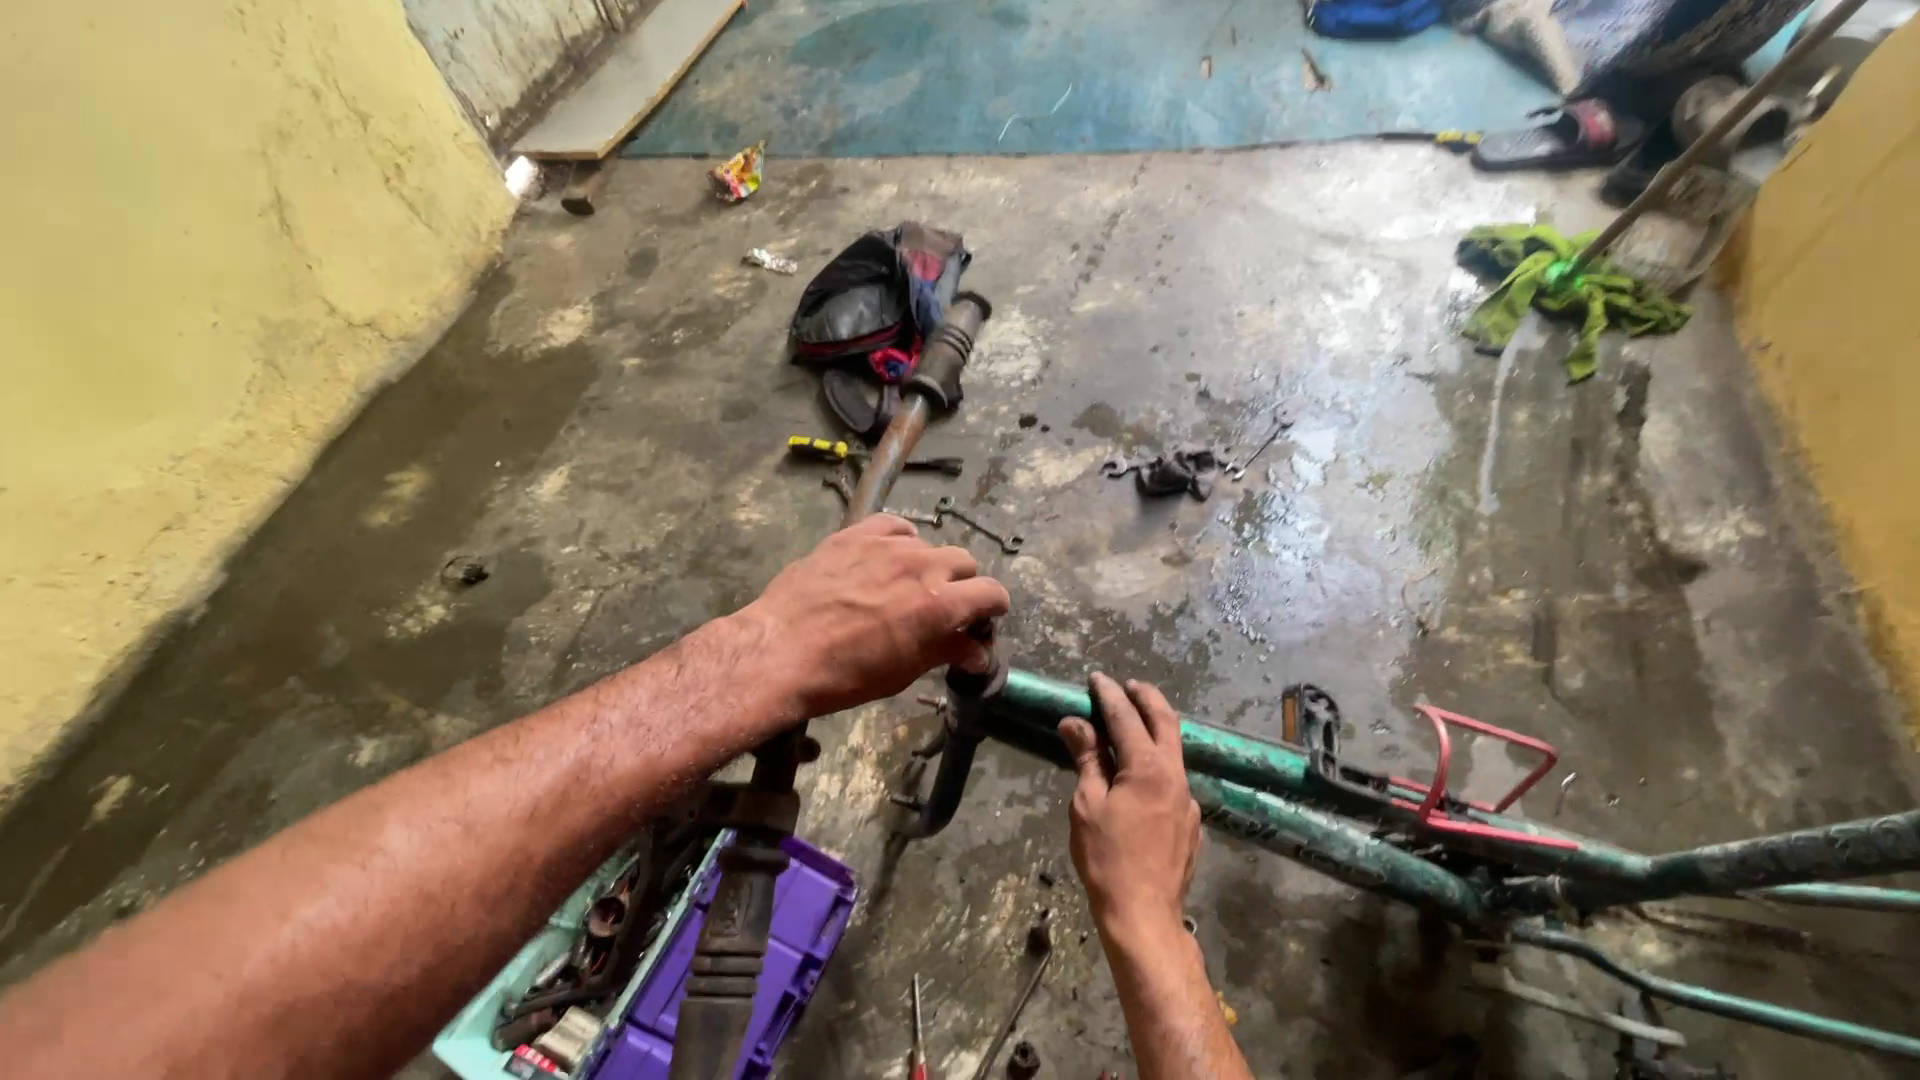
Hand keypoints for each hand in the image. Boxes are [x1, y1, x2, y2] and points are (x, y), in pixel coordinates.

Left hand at [741, 515, 1010, 718]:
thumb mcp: (904, 671)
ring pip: (928, 544)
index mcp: (941, 604)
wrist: (781, 651)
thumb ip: (946, 651)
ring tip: (905, 585)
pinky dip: (900, 540)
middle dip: (962, 584)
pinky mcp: (856, 534)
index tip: (982, 620)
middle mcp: (922, 565)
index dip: (992, 608)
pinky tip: (886, 558)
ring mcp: (888, 545)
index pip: (991, 592)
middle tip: (941, 607)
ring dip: (928, 564)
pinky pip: (894, 526)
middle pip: (964, 562)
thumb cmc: (846, 674)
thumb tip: (978, 651)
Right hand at [1060, 675, 1200, 940]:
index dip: (1109, 695)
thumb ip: (1087, 759)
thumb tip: (1075, 723)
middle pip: (1166, 722)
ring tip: (1133, 723)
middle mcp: (1176, 776)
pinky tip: (1141, 776)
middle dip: (1146, 698)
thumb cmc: (1107, 859)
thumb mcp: (1087, 805)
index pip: (1127, 719)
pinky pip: (1175, 780)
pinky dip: (1158, 763)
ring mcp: (1189, 800)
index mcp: (1149, 768)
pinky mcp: (1191, 823)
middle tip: (1127, 685)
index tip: (1096, 678)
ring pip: (1175, 751)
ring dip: (1155, 729)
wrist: (1144, 915)